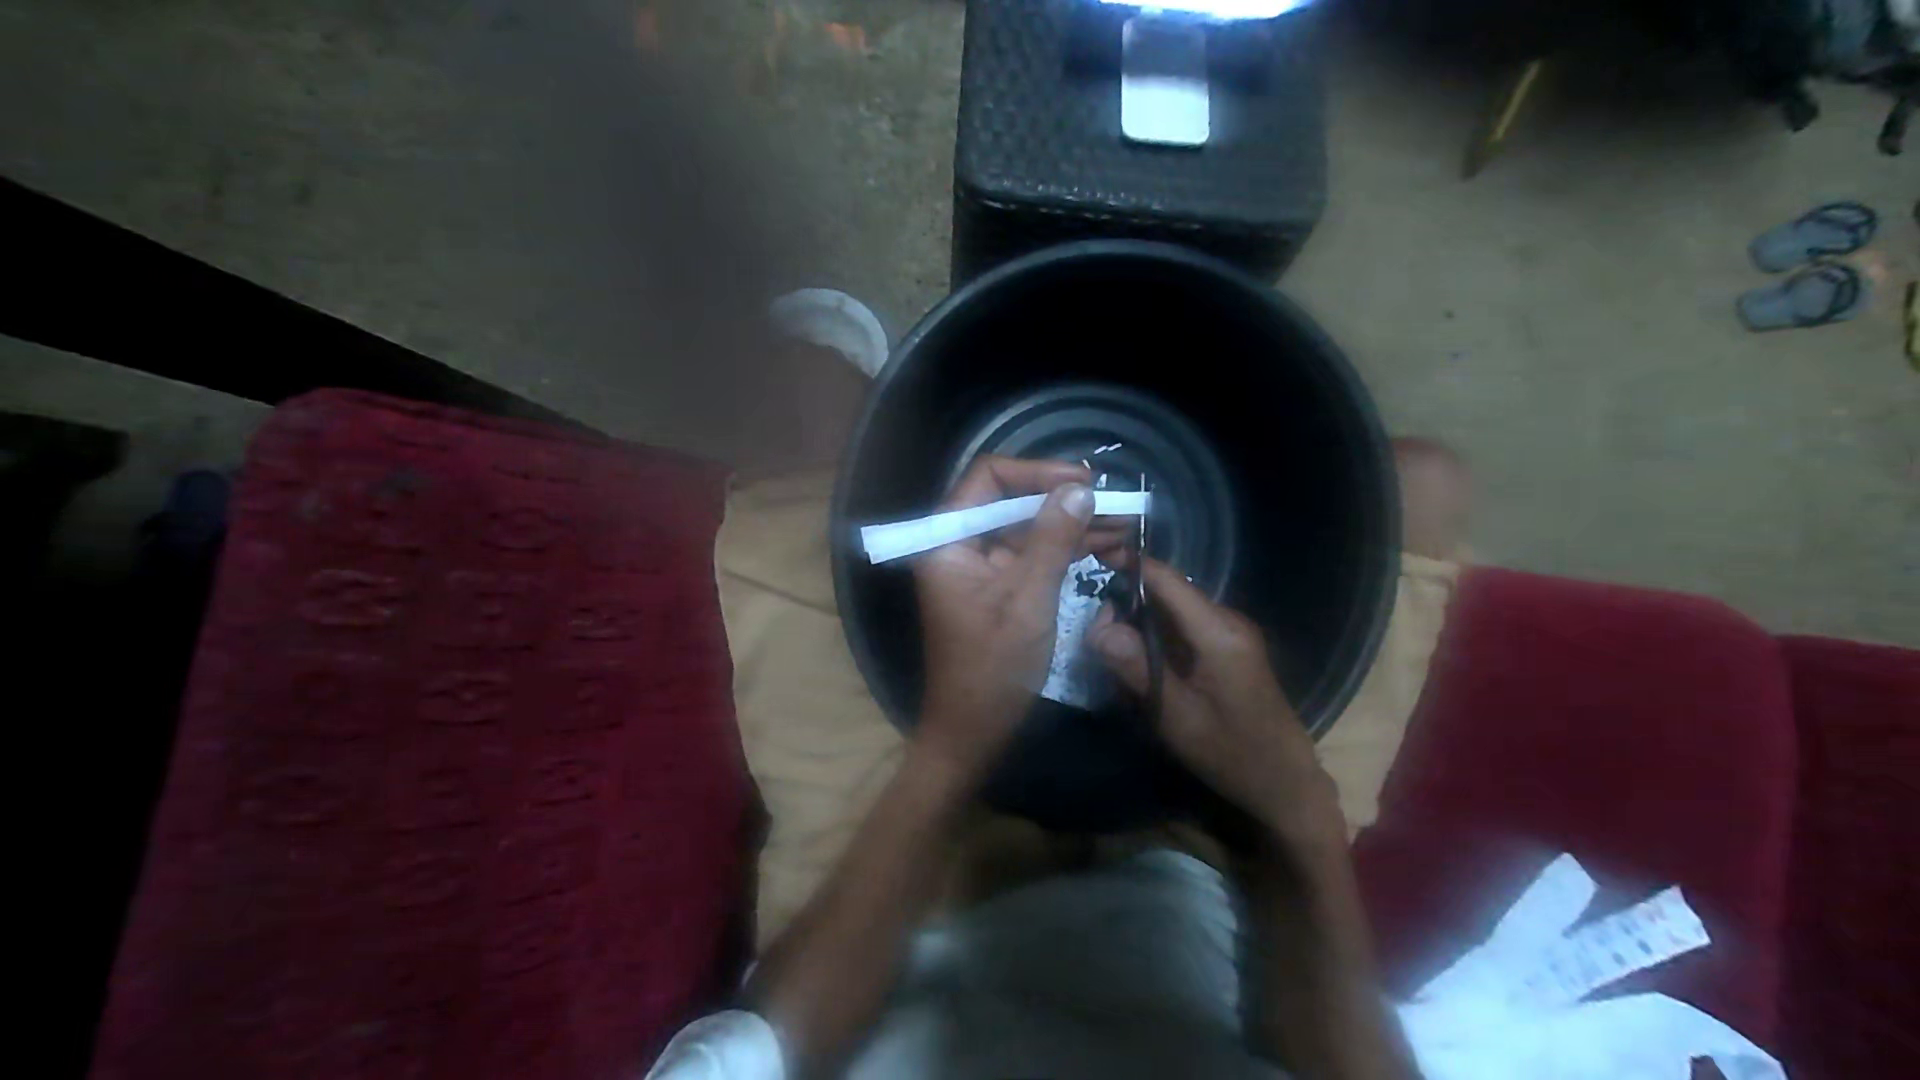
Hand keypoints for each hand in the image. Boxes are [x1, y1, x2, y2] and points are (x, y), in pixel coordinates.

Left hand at [912, 455, 1102, 774]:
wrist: (973, 731)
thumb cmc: (993, 668)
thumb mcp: (1028, 599)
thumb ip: (1052, 539)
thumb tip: (1079, 488)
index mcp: (947, 540)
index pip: (988, 478)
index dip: (1036, 471)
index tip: (1084, 480)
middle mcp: (958, 544)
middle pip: (1011, 501)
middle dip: (1063, 498)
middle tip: (1115, 499)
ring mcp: (979, 566)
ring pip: (1027, 528)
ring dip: (1071, 523)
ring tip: (1123, 519)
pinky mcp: (998, 586)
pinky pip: (1032, 554)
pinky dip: (1064, 548)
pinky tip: (1105, 542)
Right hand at [1092, 558, 1344, 849]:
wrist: (1284, 783)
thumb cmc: (1230, 751)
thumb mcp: (1175, 715)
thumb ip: (1137, 667)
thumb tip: (1098, 627)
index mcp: (1218, 631)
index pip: (1167, 579)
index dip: (1130, 563)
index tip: (1091, 555)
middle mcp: (1227, 621)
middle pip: (1167, 592)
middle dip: (1127, 603)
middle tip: (1095, 635)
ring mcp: (1230, 634)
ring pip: (1172, 611)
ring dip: (1140, 623)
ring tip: (1111, 651)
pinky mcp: (1228, 650)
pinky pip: (1184, 629)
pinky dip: (1156, 638)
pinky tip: (1139, 664)